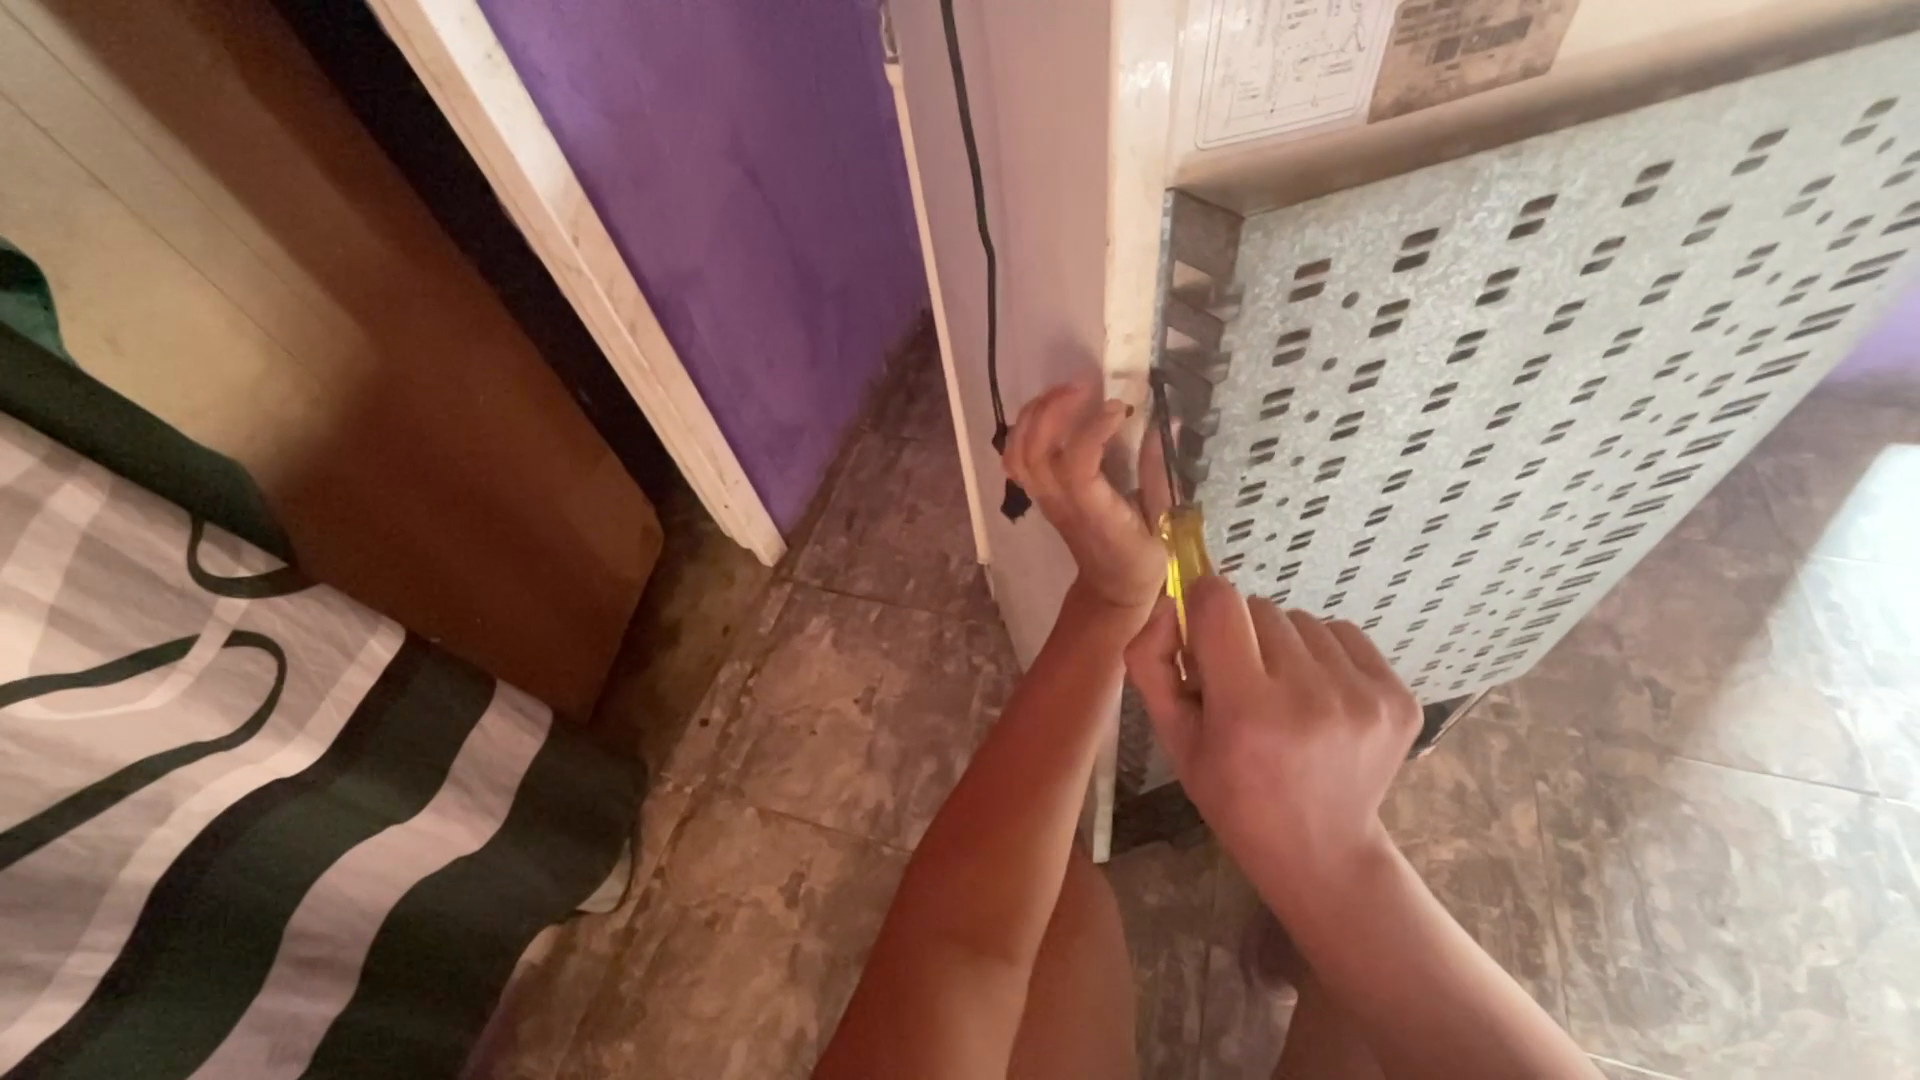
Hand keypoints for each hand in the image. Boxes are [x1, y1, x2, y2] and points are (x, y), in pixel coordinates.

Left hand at [1002, 382, 1166, 615]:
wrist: (1110, 589)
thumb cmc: (1140, 558)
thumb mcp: (1163, 519)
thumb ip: (1158, 471)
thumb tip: (1164, 420)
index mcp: (1093, 512)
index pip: (1076, 465)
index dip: (1092, 429)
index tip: (1119, 407)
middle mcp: (1059, 502)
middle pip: (1034, 450)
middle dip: (1054, 408)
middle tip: (1085, 386)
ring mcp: (1043, 498)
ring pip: (1017, 450)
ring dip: (1035, 413)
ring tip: (1065, 393)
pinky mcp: (1037, 493)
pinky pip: (1015, 457)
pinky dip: (1024, 429)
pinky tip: (1050, 413)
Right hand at [1124, 577, 1420, 891]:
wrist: (1320, 850)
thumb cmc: (1233, 796)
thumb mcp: (1174, 739)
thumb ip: (1152, 663)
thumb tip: (1170, 603)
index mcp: (1246, 712)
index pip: (1220, 602)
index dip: (1202, 607)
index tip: (1203, 635)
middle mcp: (1310, 697)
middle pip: (1260, 607)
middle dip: (1241, 634)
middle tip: (1241, 681)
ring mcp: (1363, 697)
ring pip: (1302, 620)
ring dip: (1284, 645)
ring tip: (1283, 694)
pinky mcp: (1399, 698)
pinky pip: (1344, 633)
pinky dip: (1324, 654)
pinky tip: (1319, 697)